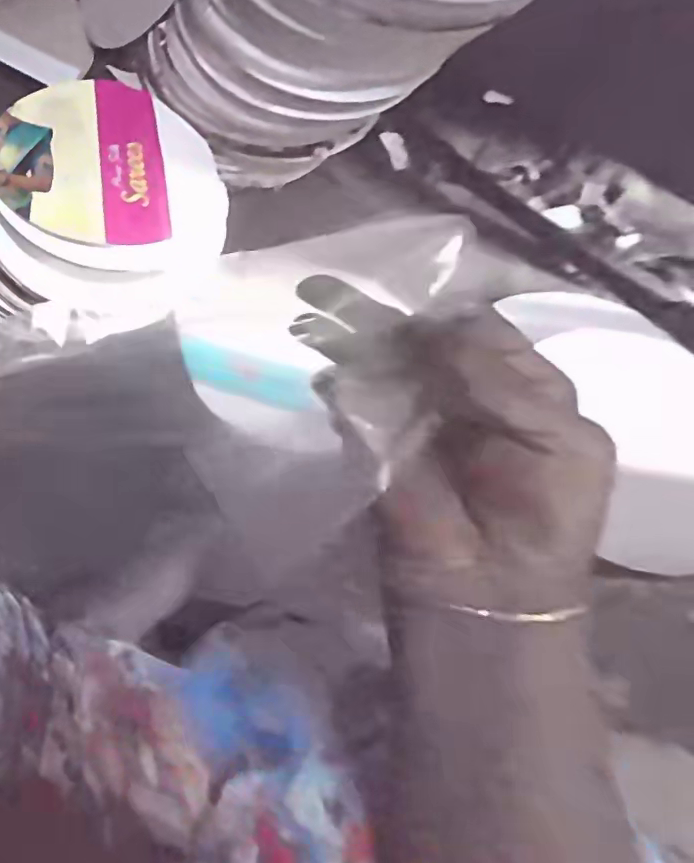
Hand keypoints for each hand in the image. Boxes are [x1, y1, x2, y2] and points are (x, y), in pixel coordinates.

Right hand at [301, 279, 614, 606]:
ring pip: (369, 362)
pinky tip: (324, 372)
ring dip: (340, 338)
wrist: (485, 574)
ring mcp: (402, 410)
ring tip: (308, 318)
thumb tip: (435, 326)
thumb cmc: (543, 509)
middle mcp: (451, 388)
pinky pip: (345, 398)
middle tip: (321, 288)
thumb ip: (499, 382)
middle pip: (409, 339)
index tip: (409, 291)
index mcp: (514, 386)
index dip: (443, 310)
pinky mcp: (362, 433)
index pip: (475, 331)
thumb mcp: (554, 440)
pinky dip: (334, 382)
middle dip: (370, 313)